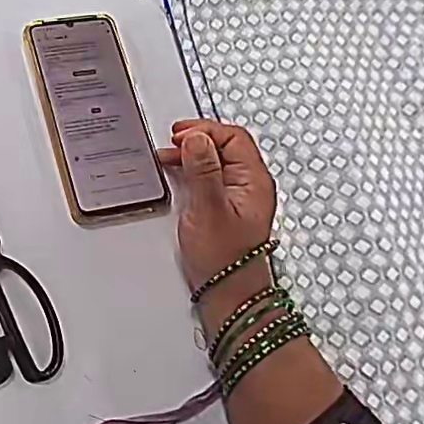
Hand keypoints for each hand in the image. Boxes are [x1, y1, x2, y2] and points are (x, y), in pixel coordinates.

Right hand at [156, 120, 277, 328]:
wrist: (228, 293)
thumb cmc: (224, 259)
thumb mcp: (208, 209)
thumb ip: (203, 171)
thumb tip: (198, 139)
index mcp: (253, 181)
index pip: (234, 138)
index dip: (206, 130)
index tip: (181, 134)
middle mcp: (249, 186)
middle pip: (226, 147)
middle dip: (198, 139)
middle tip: (173, 141)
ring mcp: (238, 198)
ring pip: (217, 162)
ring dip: (193, 155)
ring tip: (169, 158)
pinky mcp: (225, 209)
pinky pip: (210, 179)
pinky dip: (192, 171)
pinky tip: (178, 176)